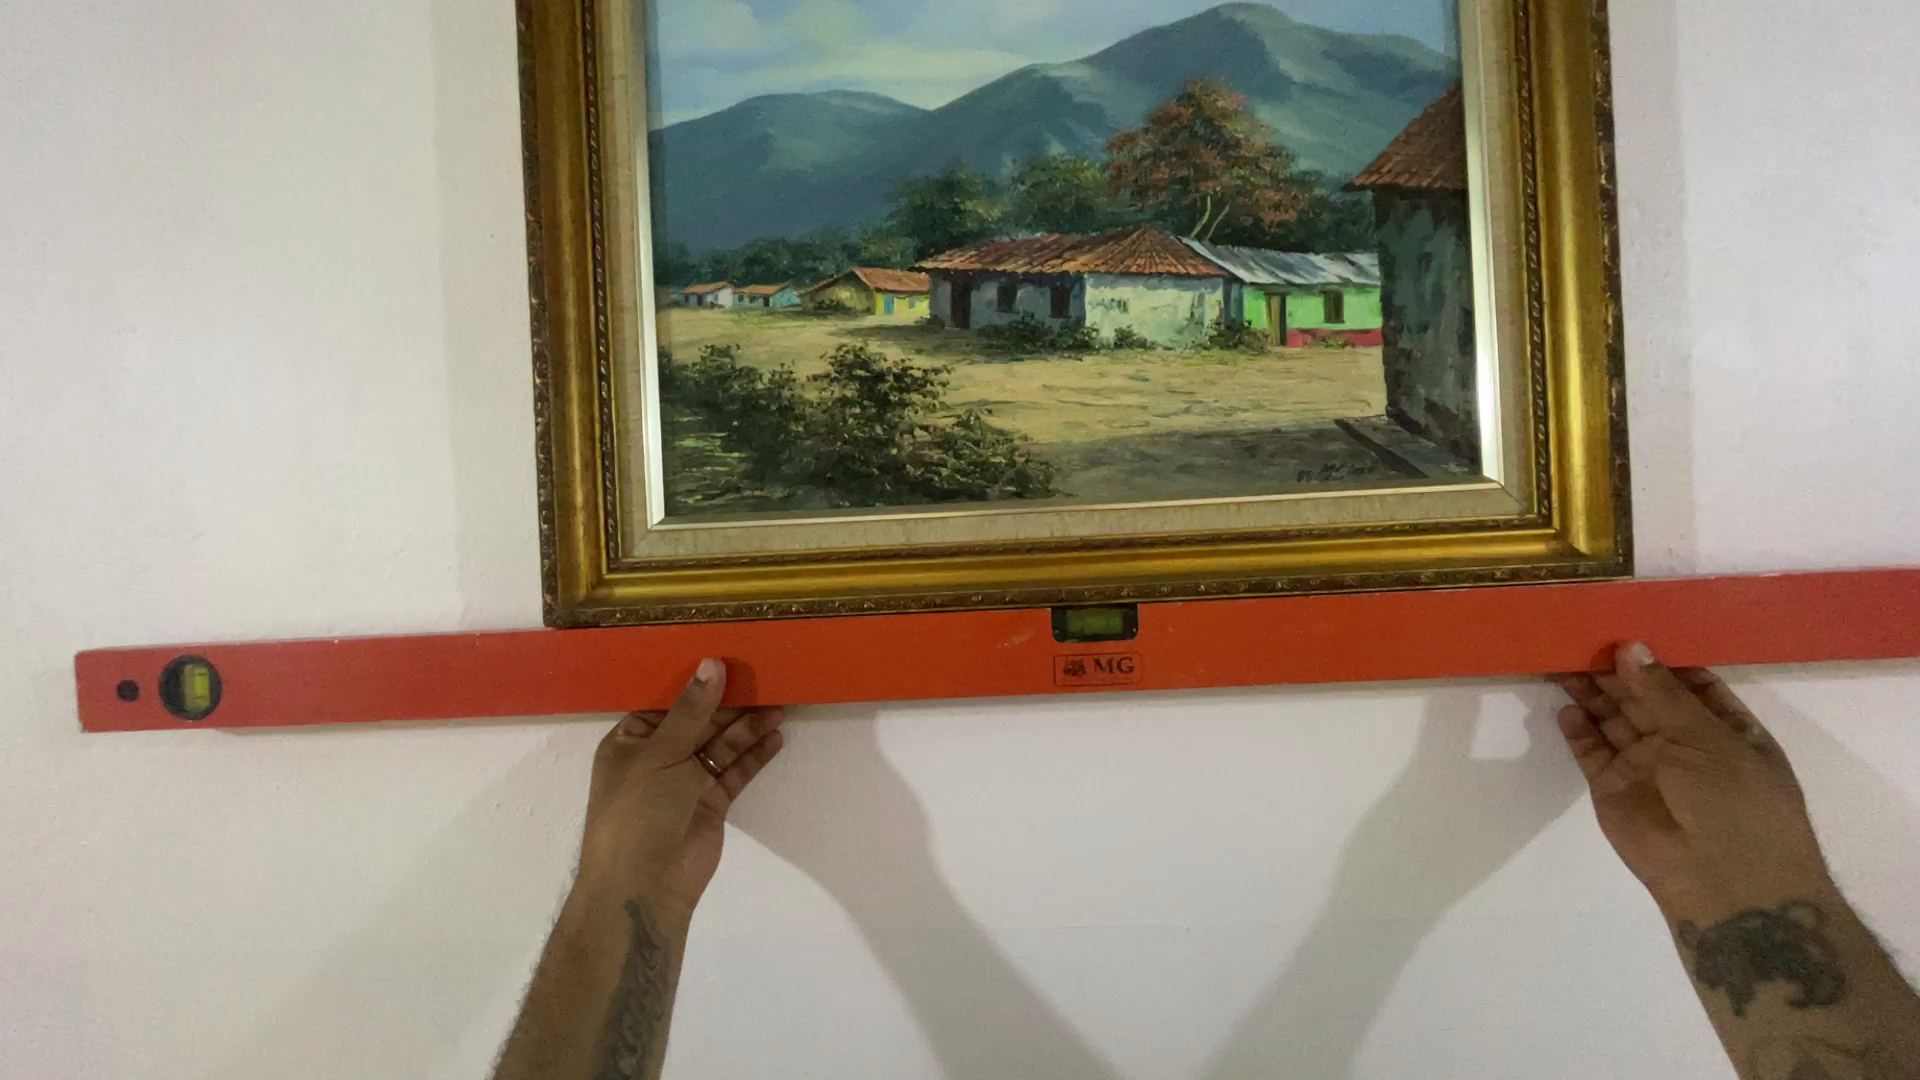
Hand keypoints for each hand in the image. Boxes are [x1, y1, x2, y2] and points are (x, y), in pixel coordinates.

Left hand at [575, 658, 786, 925]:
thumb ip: (693, 709)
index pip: (669, 704)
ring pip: (722, 745)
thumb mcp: (661, 753)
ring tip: (779, 708)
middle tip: (766, 681)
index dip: (699, 685)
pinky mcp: (711, 802)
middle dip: (731, 705)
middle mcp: (658, 757)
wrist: (644, 886)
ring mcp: (686, 781)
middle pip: (701, 722)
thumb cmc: (638, 811)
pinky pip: (735, 770)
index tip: (731, 661)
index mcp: (631, 741)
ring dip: (748, 727)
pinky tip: (775, 737)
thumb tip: (712, 663)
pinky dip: (754, 755)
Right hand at [1555, 644, 1835, 920]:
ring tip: (1560, 667)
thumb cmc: (1734, 803)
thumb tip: (1630, 647)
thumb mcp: (1707, 739)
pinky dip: (1577, 728)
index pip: (1690, 685)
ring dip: (1590, 694)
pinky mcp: (1611, 783)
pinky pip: (1590, 748)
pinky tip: (1567, 710)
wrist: (1718, 878)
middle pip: (1643, 698)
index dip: (1658, 659)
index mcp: (1726, 732)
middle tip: (1577, 643)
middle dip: (1614, 672)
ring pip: (1612, 718)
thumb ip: (1662, 693)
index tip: (1624, 632)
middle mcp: (1685, 744)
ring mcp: (1646, 764)